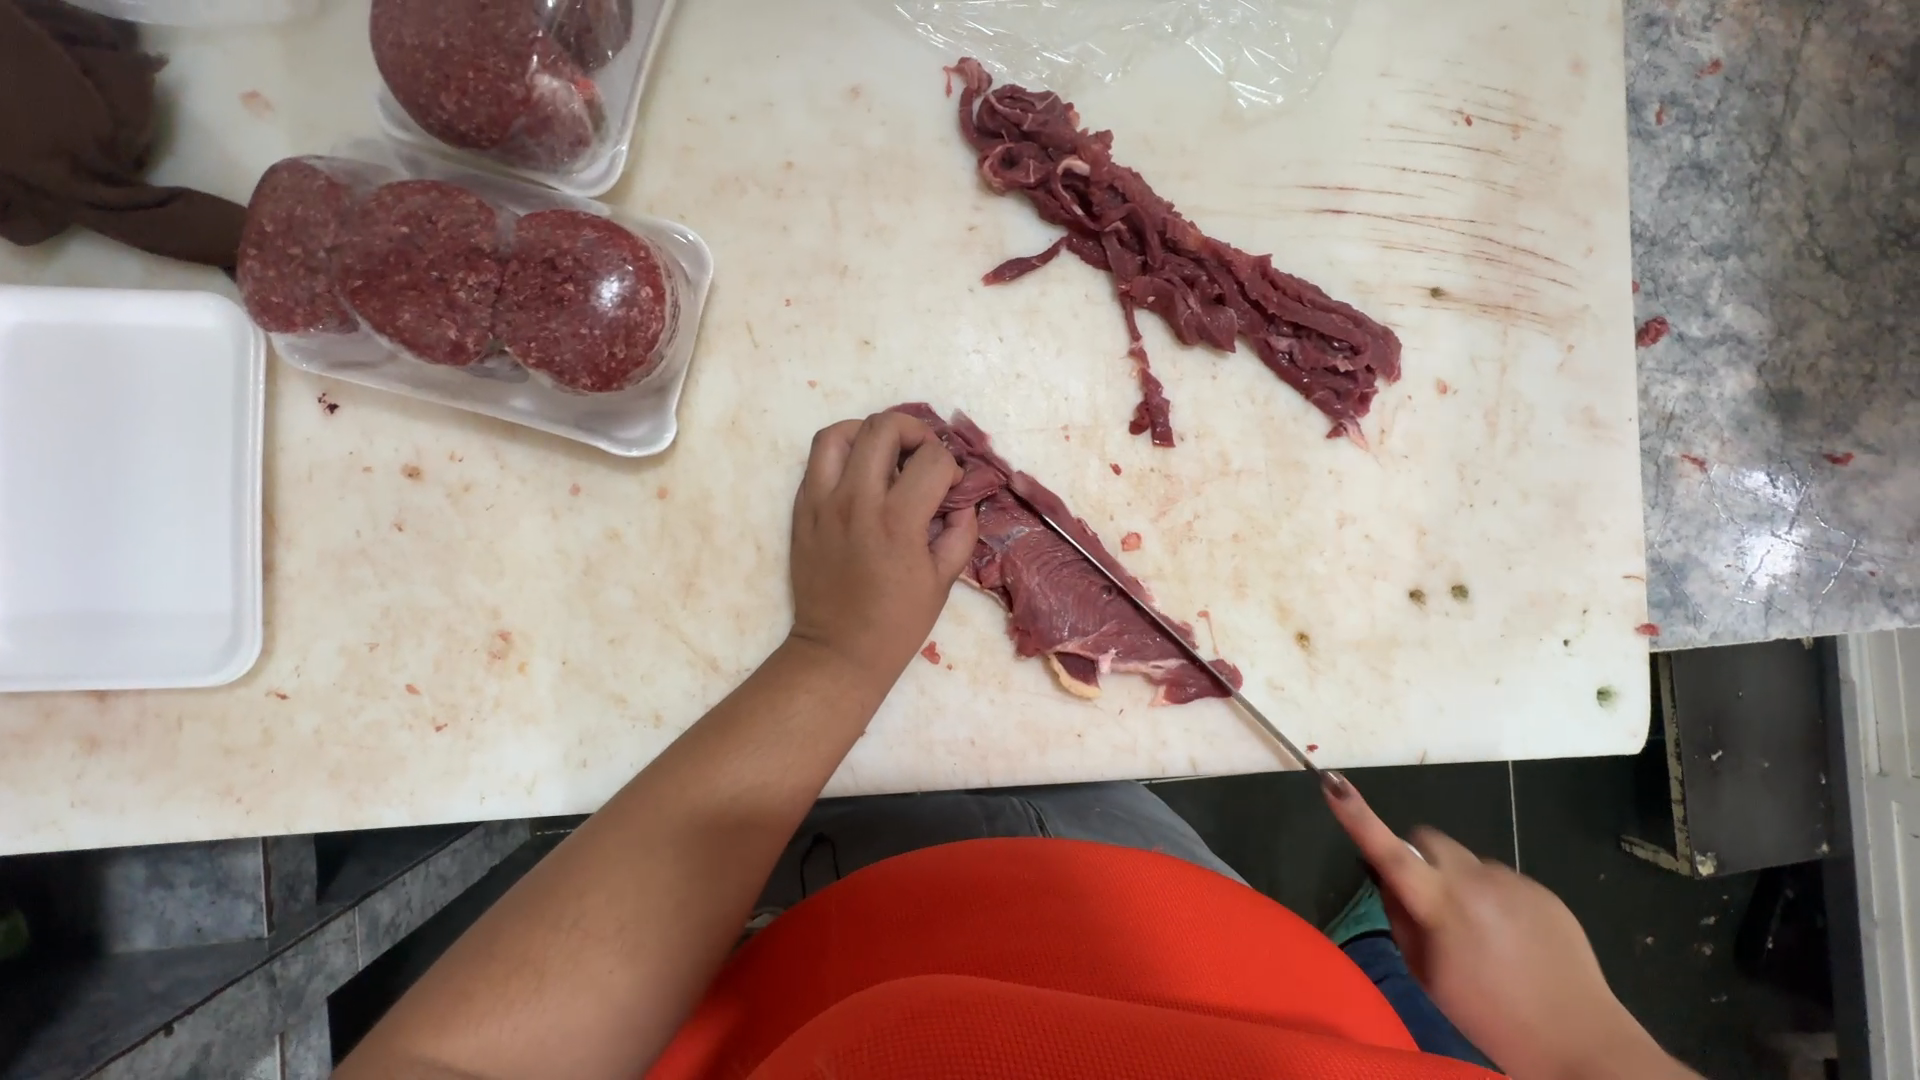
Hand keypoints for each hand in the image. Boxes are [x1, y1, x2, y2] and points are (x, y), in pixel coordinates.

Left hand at [787, 412, 979, 686]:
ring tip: (884, 453)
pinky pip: (817, 461)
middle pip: (883, 428)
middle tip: (921, 455)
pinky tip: (859, 476)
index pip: (931, 459)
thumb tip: (961, 500)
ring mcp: (821, 503)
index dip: (950, 465)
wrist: (838, 651)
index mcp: (898, 521)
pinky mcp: (801, 511)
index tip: (951, 484)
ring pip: (838, 433)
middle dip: (913, 432)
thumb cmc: (897, 622)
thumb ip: (961, 532)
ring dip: (868, 433)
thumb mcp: (944, 581)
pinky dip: (842, 456)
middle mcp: (856, 501)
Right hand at [1322, 773, 1698, 1079]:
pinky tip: (1512, 938)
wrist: (1581, 1042)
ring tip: (1481, 932)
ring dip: (1459, 881)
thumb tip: (1390, 881)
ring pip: (1466, 862)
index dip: (1356, 815)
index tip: (1333, 781)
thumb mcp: (1424, 973)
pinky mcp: (1543, 891)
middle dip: (1419, 857)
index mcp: (1439, 905)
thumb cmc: (1487, 1016)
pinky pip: (1501, 880)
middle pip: (1429, 839)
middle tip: (1426, 899)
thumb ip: (1400, 917)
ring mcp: (1513, 882)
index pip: (1387, 851)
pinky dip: (1493, 898)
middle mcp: (1475, 880)